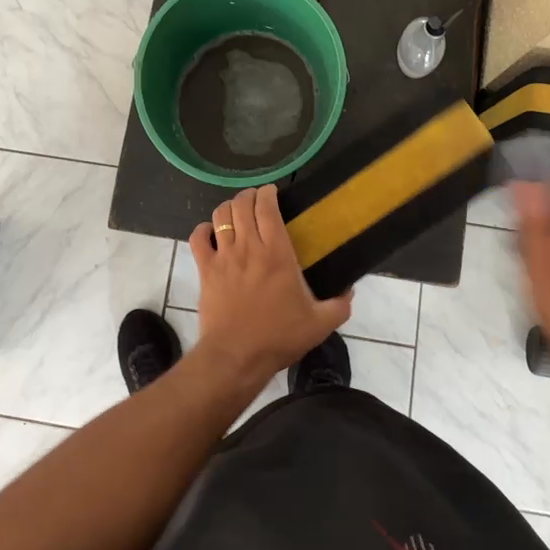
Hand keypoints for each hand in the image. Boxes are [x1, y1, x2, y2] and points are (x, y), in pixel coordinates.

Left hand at [188, 185, 351, 385]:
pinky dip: (203, 229)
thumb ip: (339, 305)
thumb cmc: (278, 337)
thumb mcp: (320, 324)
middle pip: (242, 204)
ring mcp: (224, 257)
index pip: (267, 208)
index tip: (273, 192)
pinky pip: (198, 238)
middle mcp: (249, 247)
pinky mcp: (206, 270)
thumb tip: (350, 291)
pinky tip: (211, 232)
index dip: (268, 193)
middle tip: (257, 200)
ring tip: (236, 211)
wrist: (236, 356)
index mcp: (277, 253)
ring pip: (220, 215)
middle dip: (249, 195)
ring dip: (228, 207)